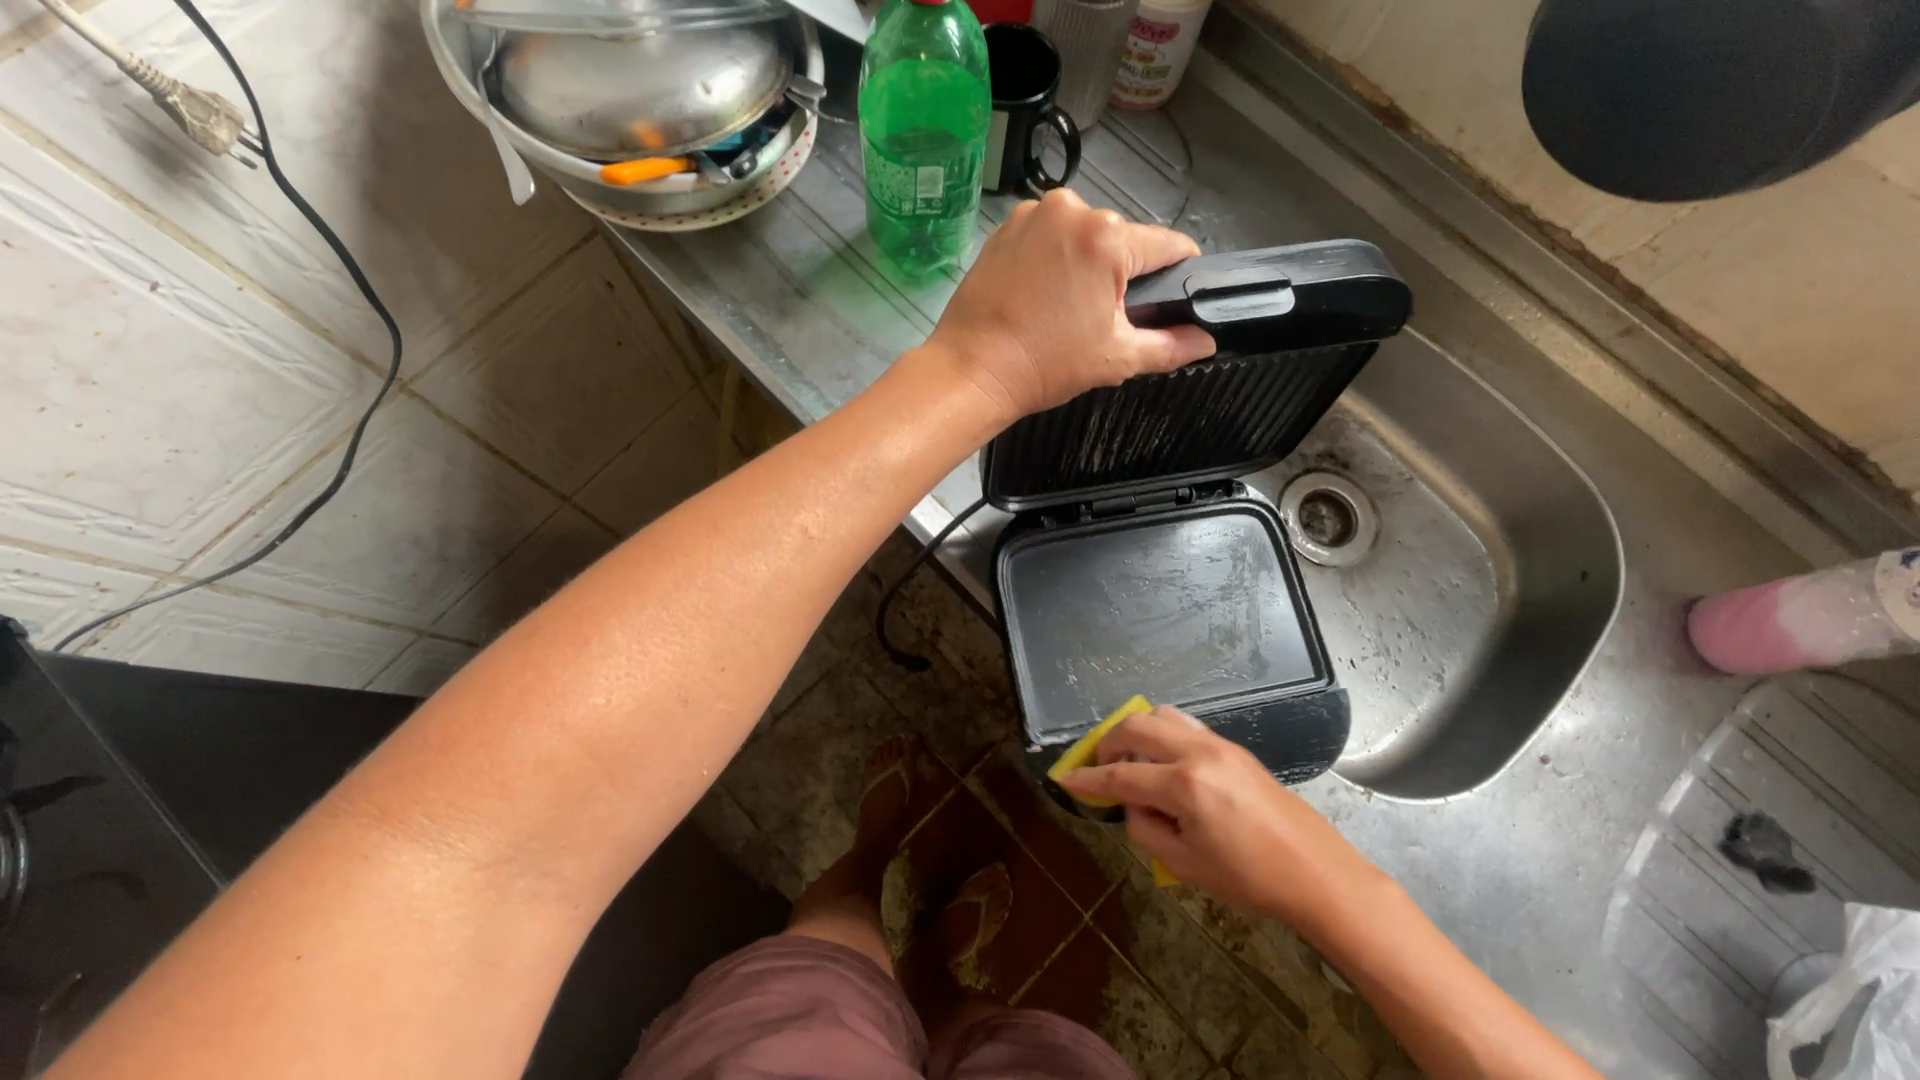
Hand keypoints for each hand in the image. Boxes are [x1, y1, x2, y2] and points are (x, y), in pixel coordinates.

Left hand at [925, 189, 1215, 419]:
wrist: (971, 370)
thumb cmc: (1044, 365)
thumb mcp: (1116, 357)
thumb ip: (1170, 345)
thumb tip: (1206, 342)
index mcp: (1107, 238)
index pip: (1169, 246)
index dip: (1179, 274)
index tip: (1172, 300)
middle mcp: (1072, 209)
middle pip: (1123, 240)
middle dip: (1122, 275)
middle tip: (1102, 320)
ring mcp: (1033, 214)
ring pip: (1084, 236)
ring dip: (1086, 265)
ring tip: (1067, 311)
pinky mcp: (1005, 226)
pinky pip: (1049, 236)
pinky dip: (1053, 260)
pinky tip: (1041, 296)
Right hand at [1056, 706, 1386, 929]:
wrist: (1315, 873)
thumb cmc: (1249, 879)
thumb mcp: (1185, 864)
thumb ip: (1145, 828)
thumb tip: (1132, 804)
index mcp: (1185, 785)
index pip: (1120, 775)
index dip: (1087, 779)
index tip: (1065, 779)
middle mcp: (1199, 753)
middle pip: (1136, 727)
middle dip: (1108, 744)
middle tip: (1100, 768)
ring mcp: (1220, 745)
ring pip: (1161, 715)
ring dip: (1137, 733)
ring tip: (1133, 763)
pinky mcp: (1235, 748)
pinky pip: (1186, 726)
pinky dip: (1163, 735)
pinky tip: (1166, 766)